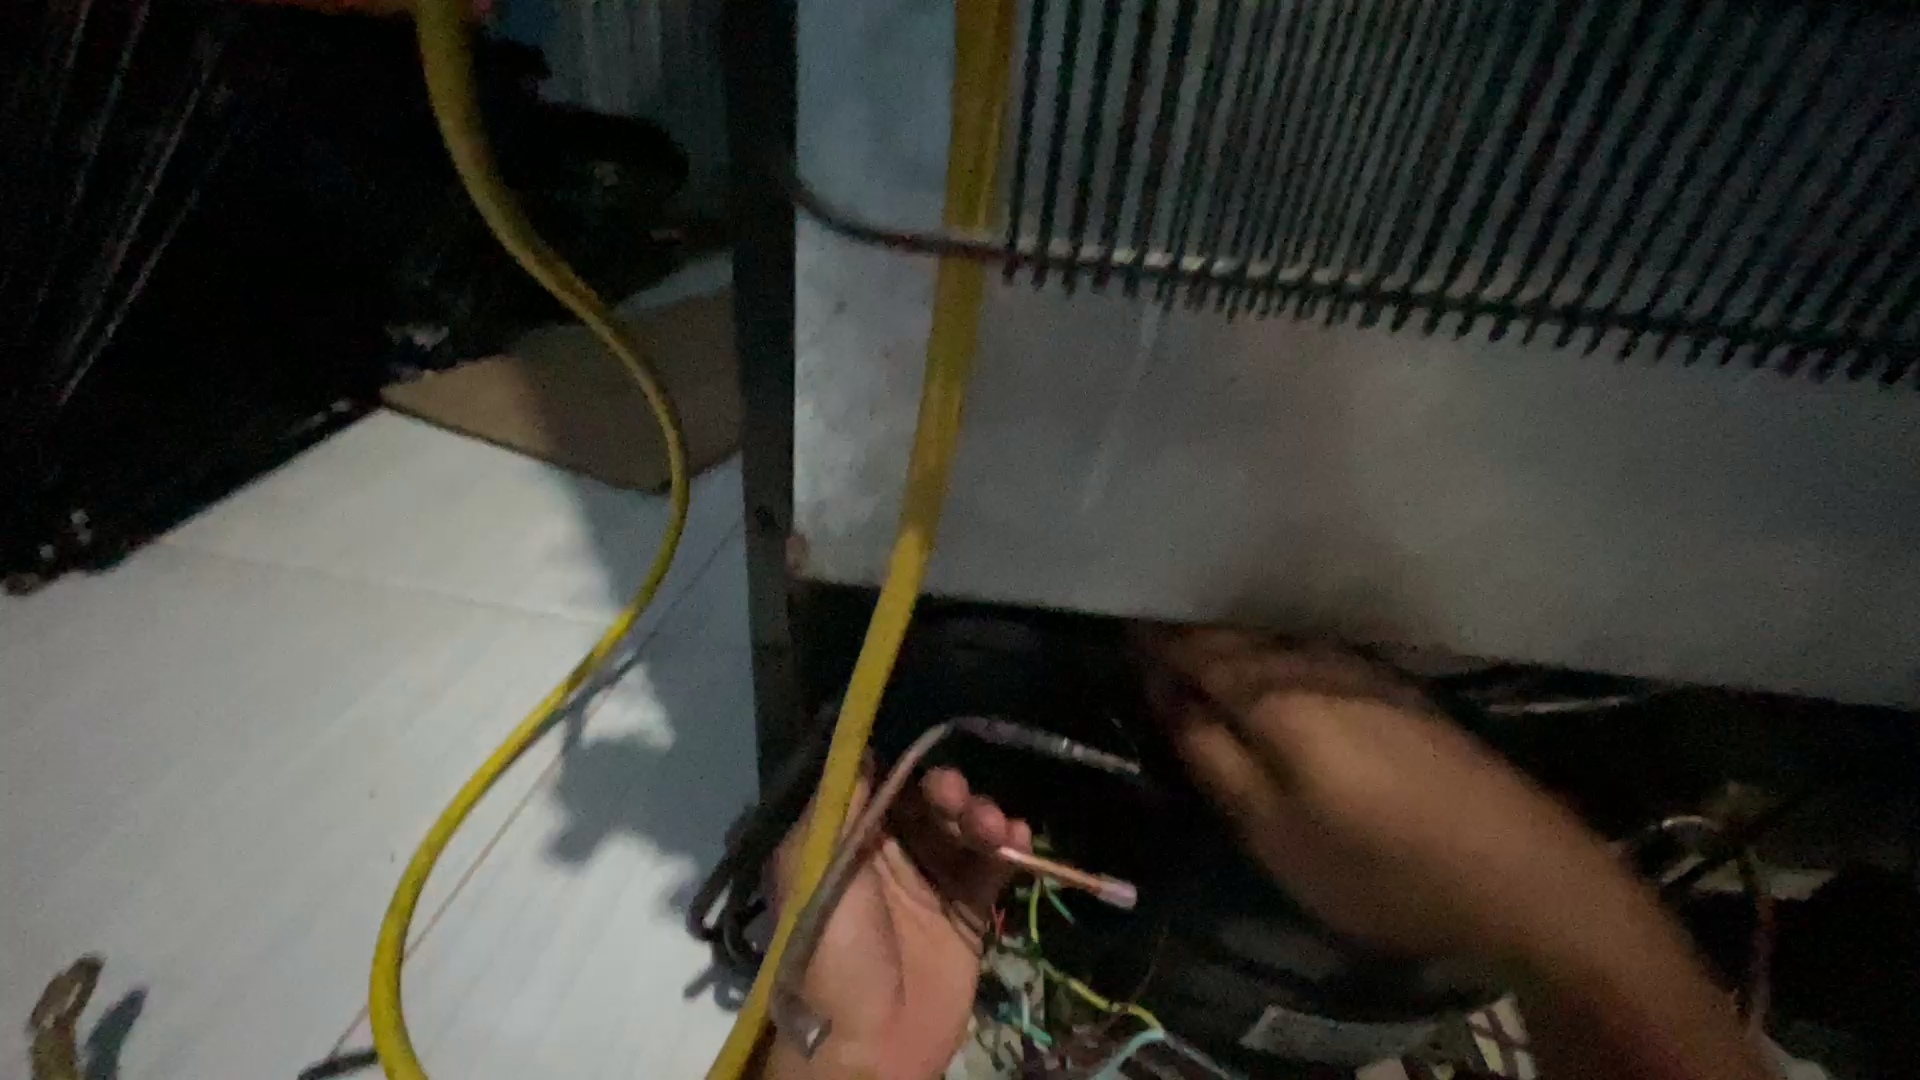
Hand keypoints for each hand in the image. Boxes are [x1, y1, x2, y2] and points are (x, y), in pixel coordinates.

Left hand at [766, 766, 1031, 1079]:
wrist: (869, 1046)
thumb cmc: (832, 950)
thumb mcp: (815, 871)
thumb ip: (839, 808)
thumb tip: (861, 752)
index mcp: (851, 841)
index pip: (885, 786)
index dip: (907, 768)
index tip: (925, 757)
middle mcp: (893, 853)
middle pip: (930, 803)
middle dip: (949, 791)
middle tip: (955, 796)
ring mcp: (933, 882)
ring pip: (964, 828)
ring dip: (982, 815)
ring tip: (993, 828)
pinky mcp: (969, 911)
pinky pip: (992, 867)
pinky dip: (1010, 848)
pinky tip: (1019, 838)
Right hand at [1137, 626, 1634, 965]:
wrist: (1527, 880)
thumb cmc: (1375, 866)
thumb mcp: (1269, 829)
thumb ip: (1209, 753)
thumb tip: (1166, 693)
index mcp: (1274, 695)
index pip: (1195, 650)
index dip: (1155, 641)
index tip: (1123, 632)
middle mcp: (1314, 665)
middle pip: (1234, 637)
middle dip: (1188, 634)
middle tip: (1150, 638)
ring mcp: (1363, 672)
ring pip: (1274, 640)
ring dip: (1230, 638)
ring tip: (1198, 646)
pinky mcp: (1397, 689)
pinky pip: (1309, 652)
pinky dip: (1272, 650)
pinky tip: (1272, 662)